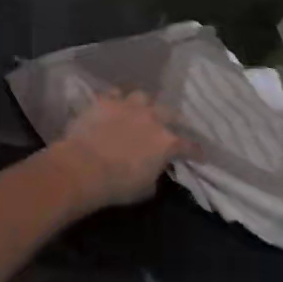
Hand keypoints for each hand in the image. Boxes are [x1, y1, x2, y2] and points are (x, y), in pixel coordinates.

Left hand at [48, 90, 190, 209]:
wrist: (84, 165)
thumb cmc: (119, 183)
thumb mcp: (148, 187)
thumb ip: (156, 172)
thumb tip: (155, 166)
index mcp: (168, 142)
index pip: (190, 146)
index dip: (196, 152)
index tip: (197, 156)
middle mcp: (151, 118)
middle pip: (170, 112)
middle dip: (174, 120)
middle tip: (173, 126)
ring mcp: (127, 106)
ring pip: (143, 96)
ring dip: (145, 103)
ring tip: (142, 109)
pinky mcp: (104, 101)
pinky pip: (114, 93)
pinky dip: (117, 99)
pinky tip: (115, 104)